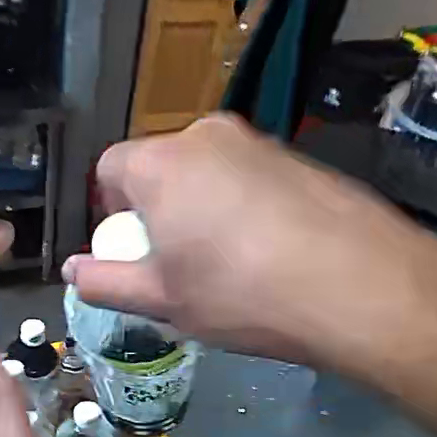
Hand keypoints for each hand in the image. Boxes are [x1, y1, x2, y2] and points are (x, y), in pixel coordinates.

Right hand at [62, 114, 436, 381]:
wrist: (362, 286)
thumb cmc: (241, 294)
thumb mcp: (162, 300)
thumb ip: (106, 281)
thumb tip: (73, 270)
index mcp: (161, 164)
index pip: (109, 168)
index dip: (110, 210)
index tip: (132, 250)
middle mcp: (206, 136)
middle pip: (159, 166)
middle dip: (156, 209)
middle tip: (178, 262)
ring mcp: (258, 142)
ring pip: (205, 171)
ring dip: (200, 207)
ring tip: (227, 263)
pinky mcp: (298, 157)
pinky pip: (247, 176)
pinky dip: (241, 205)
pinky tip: (268, 251)